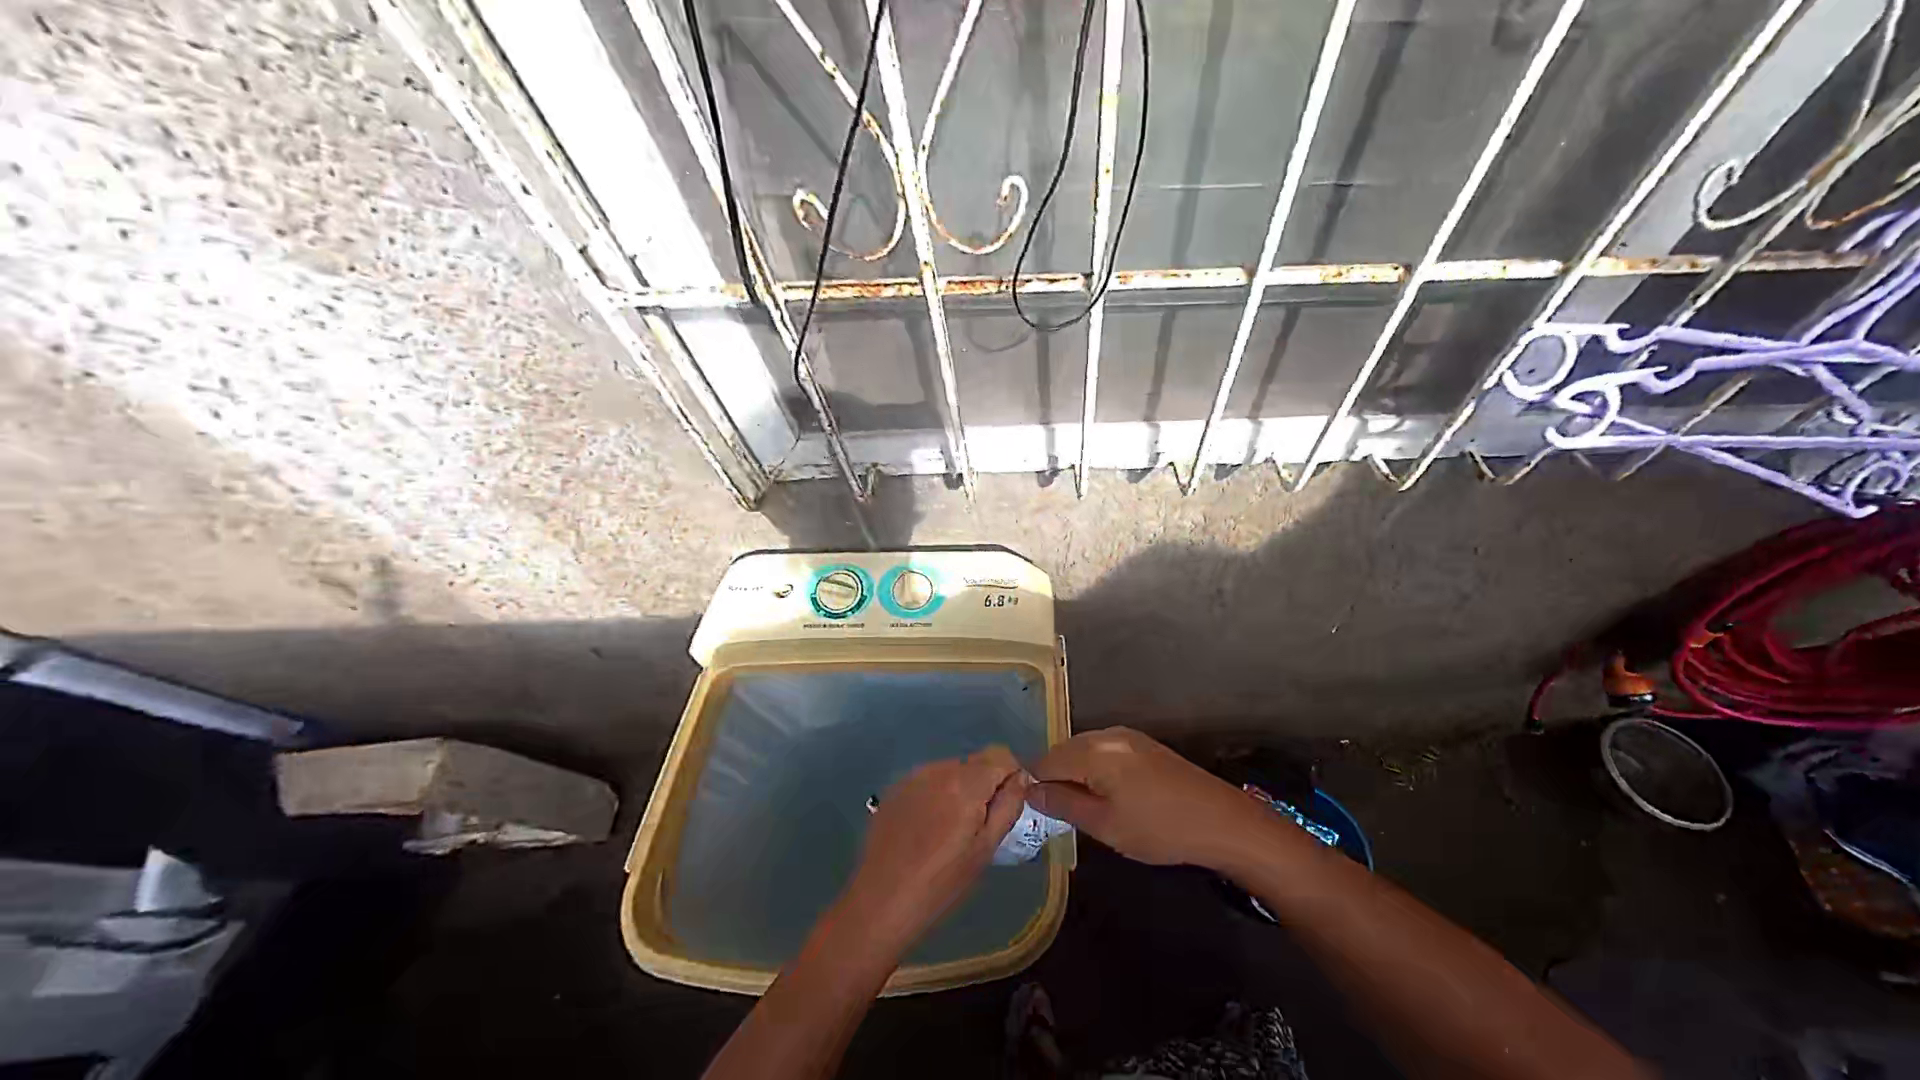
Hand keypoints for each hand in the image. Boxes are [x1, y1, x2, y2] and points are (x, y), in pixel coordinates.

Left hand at [841, 746, 1029, 947]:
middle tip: (977, 827)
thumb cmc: (941, 883)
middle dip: (984, 786)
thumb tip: (1020, 778)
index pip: (1001, 755)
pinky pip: (929, 781)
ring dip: (960, 790)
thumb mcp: (985, 849)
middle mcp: (938, 769)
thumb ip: (1007, 806)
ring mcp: (913, 776)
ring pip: (952, 771)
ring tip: (950, 831)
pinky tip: (927, 829)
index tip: (1007, 806)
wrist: (881, 900)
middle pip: (975, 763)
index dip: (1011, 776)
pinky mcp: (896, 788)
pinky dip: (936, 796)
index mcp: (965, 783)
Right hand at [1028, 727, 1265, 867]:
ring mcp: (1128, 737)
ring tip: (1085, 808)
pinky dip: (1096, 770)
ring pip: (1084, 751)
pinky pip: (1105, 752)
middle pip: (1064, 752)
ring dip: (1076, 774)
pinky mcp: (1144, 744)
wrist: (1223, 821)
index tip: (1038, 812)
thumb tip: (1030, 792)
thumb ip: (1063, 805)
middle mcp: (1107, 734)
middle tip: (1061, 814)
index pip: (1046, 762)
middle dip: (1056, 778)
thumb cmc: (1159, 828)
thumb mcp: (1105, 825)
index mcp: (1093, 751)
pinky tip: (1108, 795)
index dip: (1036, 786)